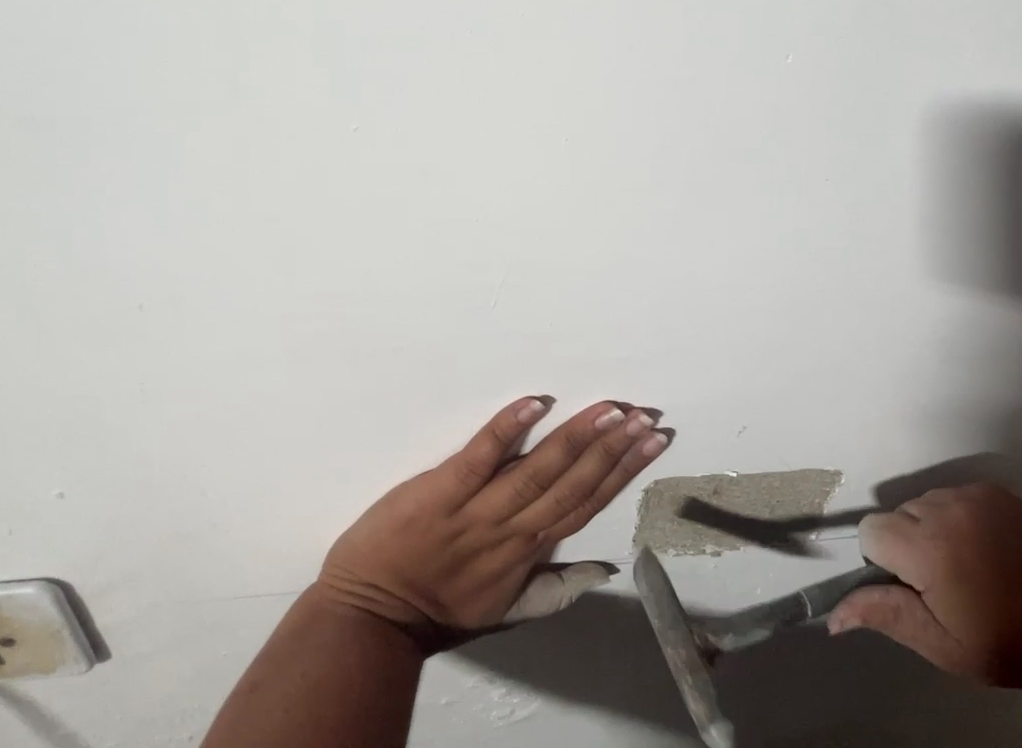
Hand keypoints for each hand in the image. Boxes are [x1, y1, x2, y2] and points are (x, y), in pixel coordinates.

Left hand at [315, 397, 669, 648]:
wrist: (368, 617)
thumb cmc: (437, 609)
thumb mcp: (504, 611)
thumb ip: (553, 588)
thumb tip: (605, 570)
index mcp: (529, 552)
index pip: (586, 504)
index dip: (623, 472)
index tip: (654, 442)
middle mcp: (512, 529)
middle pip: (572, 484)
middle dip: (613, 448)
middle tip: (645, 416)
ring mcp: (476, 509)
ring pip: (537, 470)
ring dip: (576, 438)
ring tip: (610, 410)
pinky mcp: (440, 491)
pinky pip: (479, 457)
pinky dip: (507, 431)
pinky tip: (535, 403)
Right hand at [826, 484, 1021, 689]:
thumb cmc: (1007, 644)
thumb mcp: (940, 643)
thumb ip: (885, 615)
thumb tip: (834, 615)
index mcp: (929, 547)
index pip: (871, 530)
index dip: (883, 562)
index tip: (914, 589)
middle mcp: (949, 509)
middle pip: (898, 513)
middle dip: (908, 544)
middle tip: (943, 585)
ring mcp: (978, 496)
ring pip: (926, 502)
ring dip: (932, 529)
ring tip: (968, 567)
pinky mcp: (1001, 493)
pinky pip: (956, 495)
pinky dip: (959, 517)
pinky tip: (986, 550)